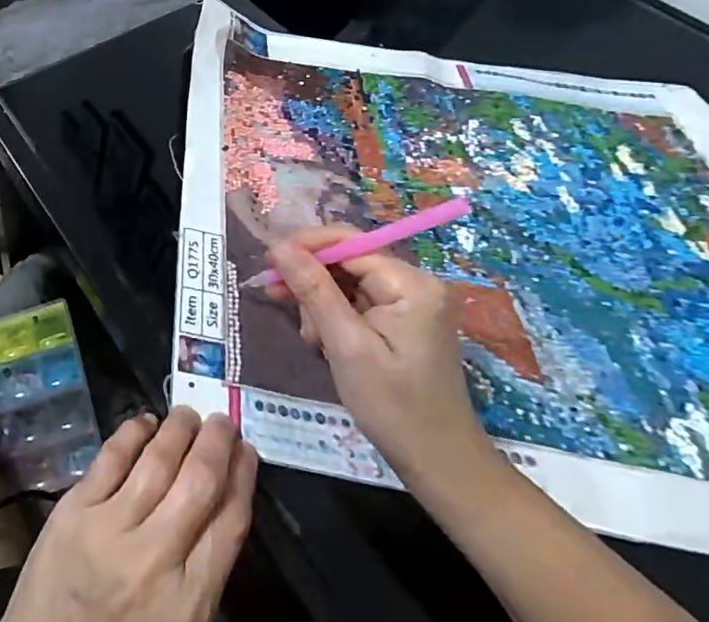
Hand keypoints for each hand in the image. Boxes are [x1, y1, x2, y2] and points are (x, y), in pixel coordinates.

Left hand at [3, 408, 257, 621]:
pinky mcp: (73, 511)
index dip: (243, 479)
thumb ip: (202, 570)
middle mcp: (155, 556)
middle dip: (216, 445)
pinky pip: (110, 459)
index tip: (247, 452)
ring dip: (178, 431)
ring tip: (188, 414)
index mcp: (189, 598)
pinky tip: (145, 421)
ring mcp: (110, 529)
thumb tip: (222, 506)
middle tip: (223, 421)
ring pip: (156, 463)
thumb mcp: (178, 620)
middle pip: (198, 483)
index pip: (230, 523)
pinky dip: (131, 433)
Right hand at [265, 226, 490, 481]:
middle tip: (276, 298)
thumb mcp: (346, 345)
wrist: (440, 464)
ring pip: (348, 281)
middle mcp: (416, 283)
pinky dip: (334, 315)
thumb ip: (314, 290)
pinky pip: (359, 302)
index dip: (306, 247)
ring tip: (308, 335)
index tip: (268, 263)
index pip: (349, 243)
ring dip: (320, 300)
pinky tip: (321, 339)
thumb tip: (280, 246)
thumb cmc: (393, 407)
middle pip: (348, 260)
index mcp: (411, 284)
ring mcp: (412, 303)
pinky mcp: (404, 321)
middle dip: (311, 278)